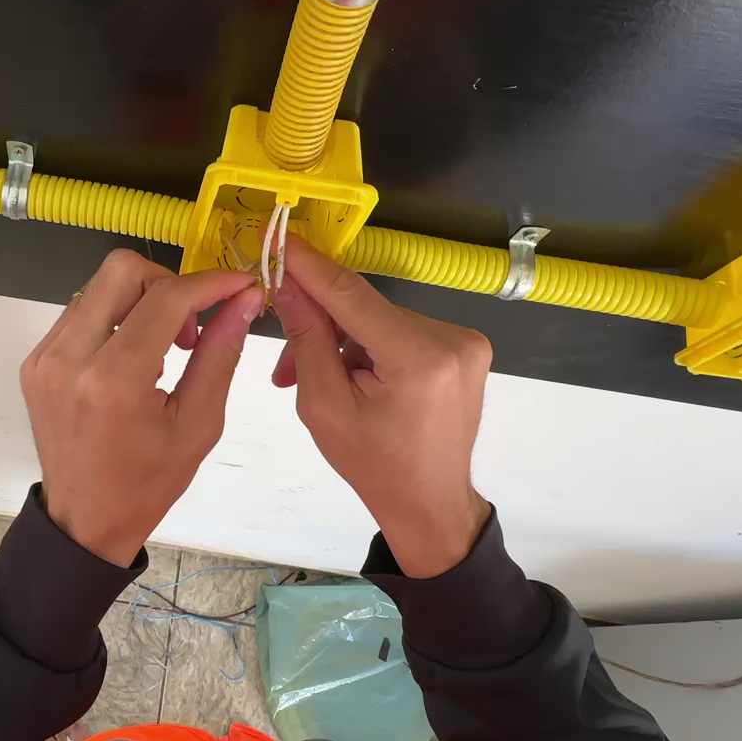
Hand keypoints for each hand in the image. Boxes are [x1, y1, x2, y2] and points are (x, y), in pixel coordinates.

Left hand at [21, 250, 262, 565]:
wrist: (84, 519)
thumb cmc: (146, 483)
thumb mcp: (198, 424)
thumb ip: (220, 354)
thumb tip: (243, 301)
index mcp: (113, 380)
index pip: (166, 298)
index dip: (210, 283)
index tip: (238, 285)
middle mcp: (69, 357)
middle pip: (122, 269)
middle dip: (168, 284)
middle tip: (189, 327)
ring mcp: (45, 356)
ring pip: (98, 285)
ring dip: (140, 301)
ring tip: (162, 347)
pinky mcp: (35, 359)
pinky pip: (80, 310)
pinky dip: (114, 318)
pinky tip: (132, 356)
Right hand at [271, 235, 491, 577]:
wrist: (429, 504)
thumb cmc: (372, 465)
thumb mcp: (323, 405)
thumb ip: (306, 338)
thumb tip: (286, 285)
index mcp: (420, 358)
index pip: (351, 294)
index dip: (309, 265)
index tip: (277, 237)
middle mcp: (452, 339)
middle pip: (363, 309)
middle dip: (318, 326)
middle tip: (282, 360)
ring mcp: (464, 341)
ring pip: (378, 320)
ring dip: (341, 340)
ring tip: (311, 378)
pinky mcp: (464, 346)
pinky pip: (398, 331)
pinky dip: (367, 346)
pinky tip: (350, 375)